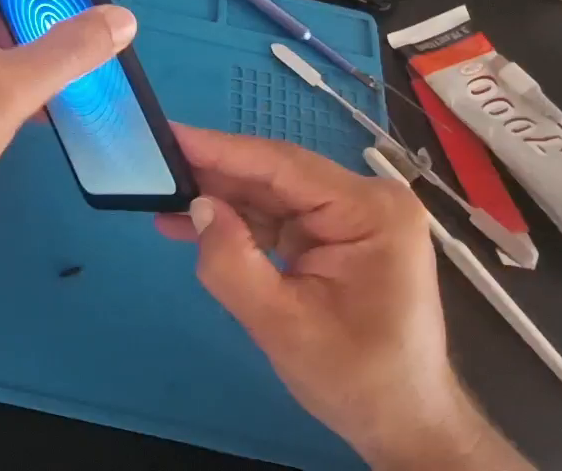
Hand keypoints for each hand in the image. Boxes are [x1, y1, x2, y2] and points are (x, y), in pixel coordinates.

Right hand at [157, 125, 522, 468]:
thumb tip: (197, 206)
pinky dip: (237, 225)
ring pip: (271, 195)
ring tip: (162, 199)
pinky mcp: (335, 236)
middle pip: (275, 177)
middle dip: (215, 176)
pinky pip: (277, 219)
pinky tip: (192, 226)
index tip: (170, 134)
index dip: (221, 149)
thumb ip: (233, 264)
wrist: (406, 427)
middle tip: (155, 165)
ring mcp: (351, 217)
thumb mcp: (284, 327)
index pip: (282, 166)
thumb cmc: (358, 379)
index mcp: (369, 211)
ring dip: (220, 202)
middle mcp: (365, 201)